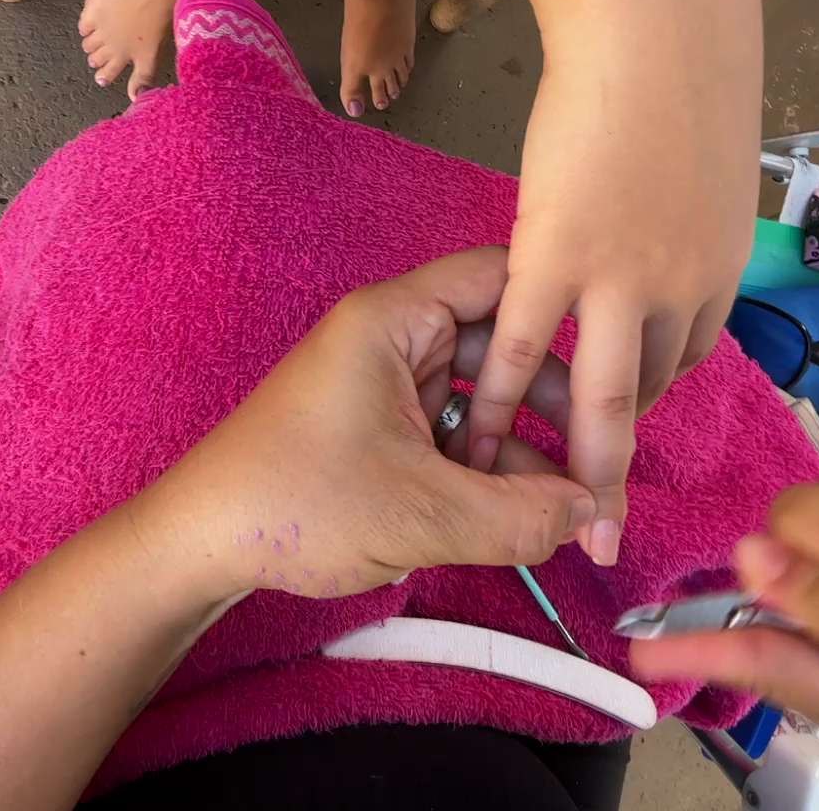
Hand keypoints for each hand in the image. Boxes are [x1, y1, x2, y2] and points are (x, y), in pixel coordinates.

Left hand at [139, 247, 598, 601]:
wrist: (205, 540)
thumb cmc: (292, 502)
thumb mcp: (422, 513)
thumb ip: (521, 517)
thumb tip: (589, 514)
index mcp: (393, 319)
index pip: (498, 279)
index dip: (559, 314)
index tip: (613, 363)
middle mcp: (392, 336)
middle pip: (500, 345)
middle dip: (548, 409)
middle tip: (595, 470)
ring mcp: (387, 380)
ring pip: (480, 395)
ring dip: (520, 451)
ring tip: (559, 511)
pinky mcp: (382, 422)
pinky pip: (452, 430)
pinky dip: (485, 468)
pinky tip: (514, 513)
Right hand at [467, 16, 758, 565]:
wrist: (656, 14)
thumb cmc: (680, 67)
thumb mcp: (702, 158)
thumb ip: (680, 212)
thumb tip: (650, 222)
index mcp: (719, 262)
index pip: (686, 351)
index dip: (649, 389)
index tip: (621, 408)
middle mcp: (682, 287)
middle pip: (649, 388)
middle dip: (624, 461)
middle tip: (604, 521)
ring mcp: (621, 277)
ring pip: (597, 391)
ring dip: (567, 454)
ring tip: (541, 503)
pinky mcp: (556, 256)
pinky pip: (524, 346)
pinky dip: (504, 398)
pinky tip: (482, 434)